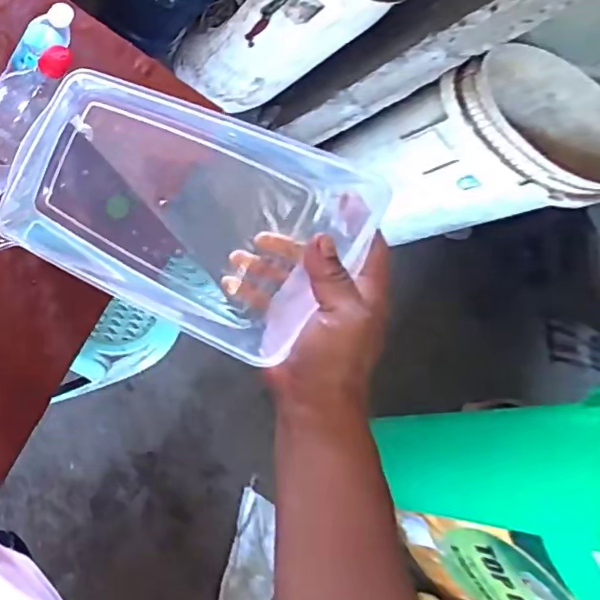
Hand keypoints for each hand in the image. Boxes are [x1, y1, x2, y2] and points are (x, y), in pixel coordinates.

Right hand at [236, 233, 389, 419]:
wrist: (310, 401)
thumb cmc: (334, 360)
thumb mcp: (341, 316)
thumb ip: (331, 277)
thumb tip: (321, 238)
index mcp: (361, 293)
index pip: (368, 249)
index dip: (359, 222)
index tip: (343, 198)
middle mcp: (336, 295)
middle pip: (316, 258)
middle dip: (292, 244)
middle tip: (263, 236)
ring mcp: (308, 308)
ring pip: (286, 274)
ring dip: (263, 263)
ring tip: (238, 258)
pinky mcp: (283, 320)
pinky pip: (265, 295)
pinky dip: (248, 286)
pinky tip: (231, 282)